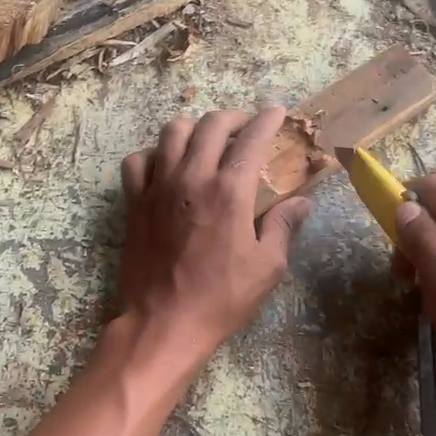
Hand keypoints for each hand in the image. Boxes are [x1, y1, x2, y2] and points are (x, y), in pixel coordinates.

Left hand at [112, 108, 312, 375]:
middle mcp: (192, 178)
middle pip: (211, 124)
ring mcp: (158, 187)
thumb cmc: (221, 299)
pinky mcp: (134, 202)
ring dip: (194, 128)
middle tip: (245, 127)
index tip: (277, 111)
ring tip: (206, 140)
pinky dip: (153, 154)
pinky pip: (137, 160)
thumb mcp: (267, 268)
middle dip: (233, 117)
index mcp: (230, 192)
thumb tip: (301, 202)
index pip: (252, 139)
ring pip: (172, 132)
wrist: (163, 323)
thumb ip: (284, 227)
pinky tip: (165, 165)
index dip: (268, 119)